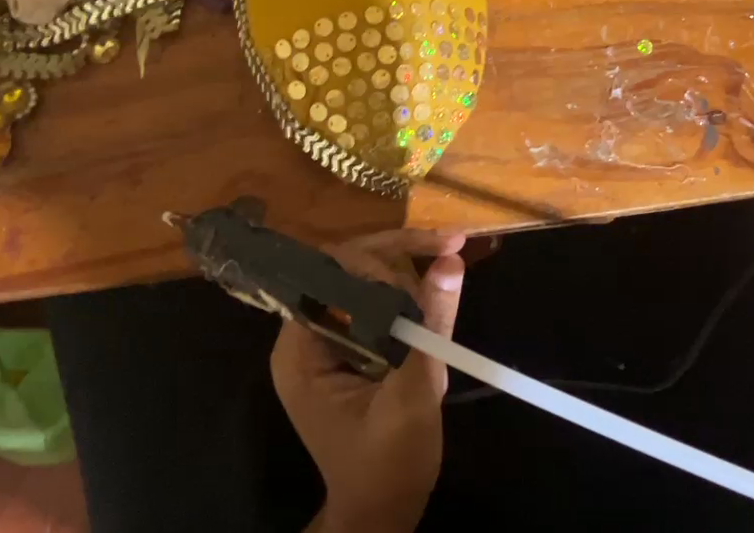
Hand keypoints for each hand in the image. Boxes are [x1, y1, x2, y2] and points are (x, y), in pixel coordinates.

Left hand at [272, 229, 465, 532]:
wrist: (382, 511)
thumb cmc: (388, 464)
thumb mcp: (413, 394)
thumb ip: (429, 325)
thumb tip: (451, 261)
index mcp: (301, 350)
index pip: (328, 274)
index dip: (376, 257)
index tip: (427, 254)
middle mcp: (308, 335)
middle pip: (347, 266)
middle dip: (400, 252)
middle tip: (452, 247)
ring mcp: (330, 339)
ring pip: (365, 276)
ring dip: (409, 264)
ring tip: (451, 260)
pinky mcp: (353, 345)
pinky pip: (377, 300)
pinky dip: (411, 288)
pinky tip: (441, 281)